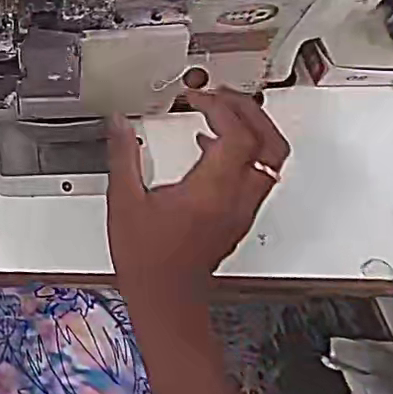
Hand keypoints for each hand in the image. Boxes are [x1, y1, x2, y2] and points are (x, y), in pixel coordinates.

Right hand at [105, 89, 289, 300]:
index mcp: (211, 191)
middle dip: (247, 109)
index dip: (220, 106)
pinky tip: (212, 145)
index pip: (237, 134)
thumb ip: (124, 155)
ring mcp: (242, 209)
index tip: (196, 97)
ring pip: (272, 158)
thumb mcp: (124, 200)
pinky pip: (258, 174)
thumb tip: (120, 124)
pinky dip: (245, 149)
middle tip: (220, 94)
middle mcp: (236, 199)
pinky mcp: (239, 217)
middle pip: (268, 142)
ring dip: (254, 128)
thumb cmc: (147, 259)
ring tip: (224, 111)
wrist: (165, 299)